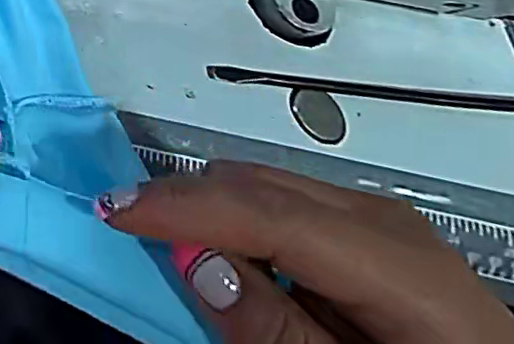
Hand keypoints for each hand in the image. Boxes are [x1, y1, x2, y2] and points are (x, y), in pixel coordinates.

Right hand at [100, 161, 513, 343]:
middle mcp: (383, 219)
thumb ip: (280, 332)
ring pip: (263, 185)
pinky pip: (283, 204)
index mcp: (397, 262)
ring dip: (210, 211)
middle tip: (128, 226)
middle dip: (187, 202)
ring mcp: (378, 217)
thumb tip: (197, 260)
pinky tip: (233, 259)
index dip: (183, 206)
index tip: (116, 208)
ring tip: (174, 248)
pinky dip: (242, 224)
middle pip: (257, 184)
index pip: (267, 211)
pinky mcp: (367, 226)